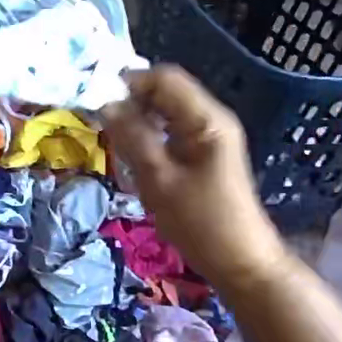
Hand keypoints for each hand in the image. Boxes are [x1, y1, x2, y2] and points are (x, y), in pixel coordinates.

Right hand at [102, 65, 287, 290]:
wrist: (242, 263)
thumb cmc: (202, 223)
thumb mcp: (160, 181)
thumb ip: (133, 138)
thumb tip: (106, 105)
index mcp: (206, 119)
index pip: (164, 78)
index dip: (130, 83)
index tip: (98, 102)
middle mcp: (211, 118)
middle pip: (165, 91)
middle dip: (133, 103)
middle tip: (104, 126)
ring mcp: (210, 136)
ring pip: (166, 112)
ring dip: (140, 121)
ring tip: (117, 144)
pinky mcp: (205, 154)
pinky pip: (172, 132)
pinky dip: (151, 137)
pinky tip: (136, 160)